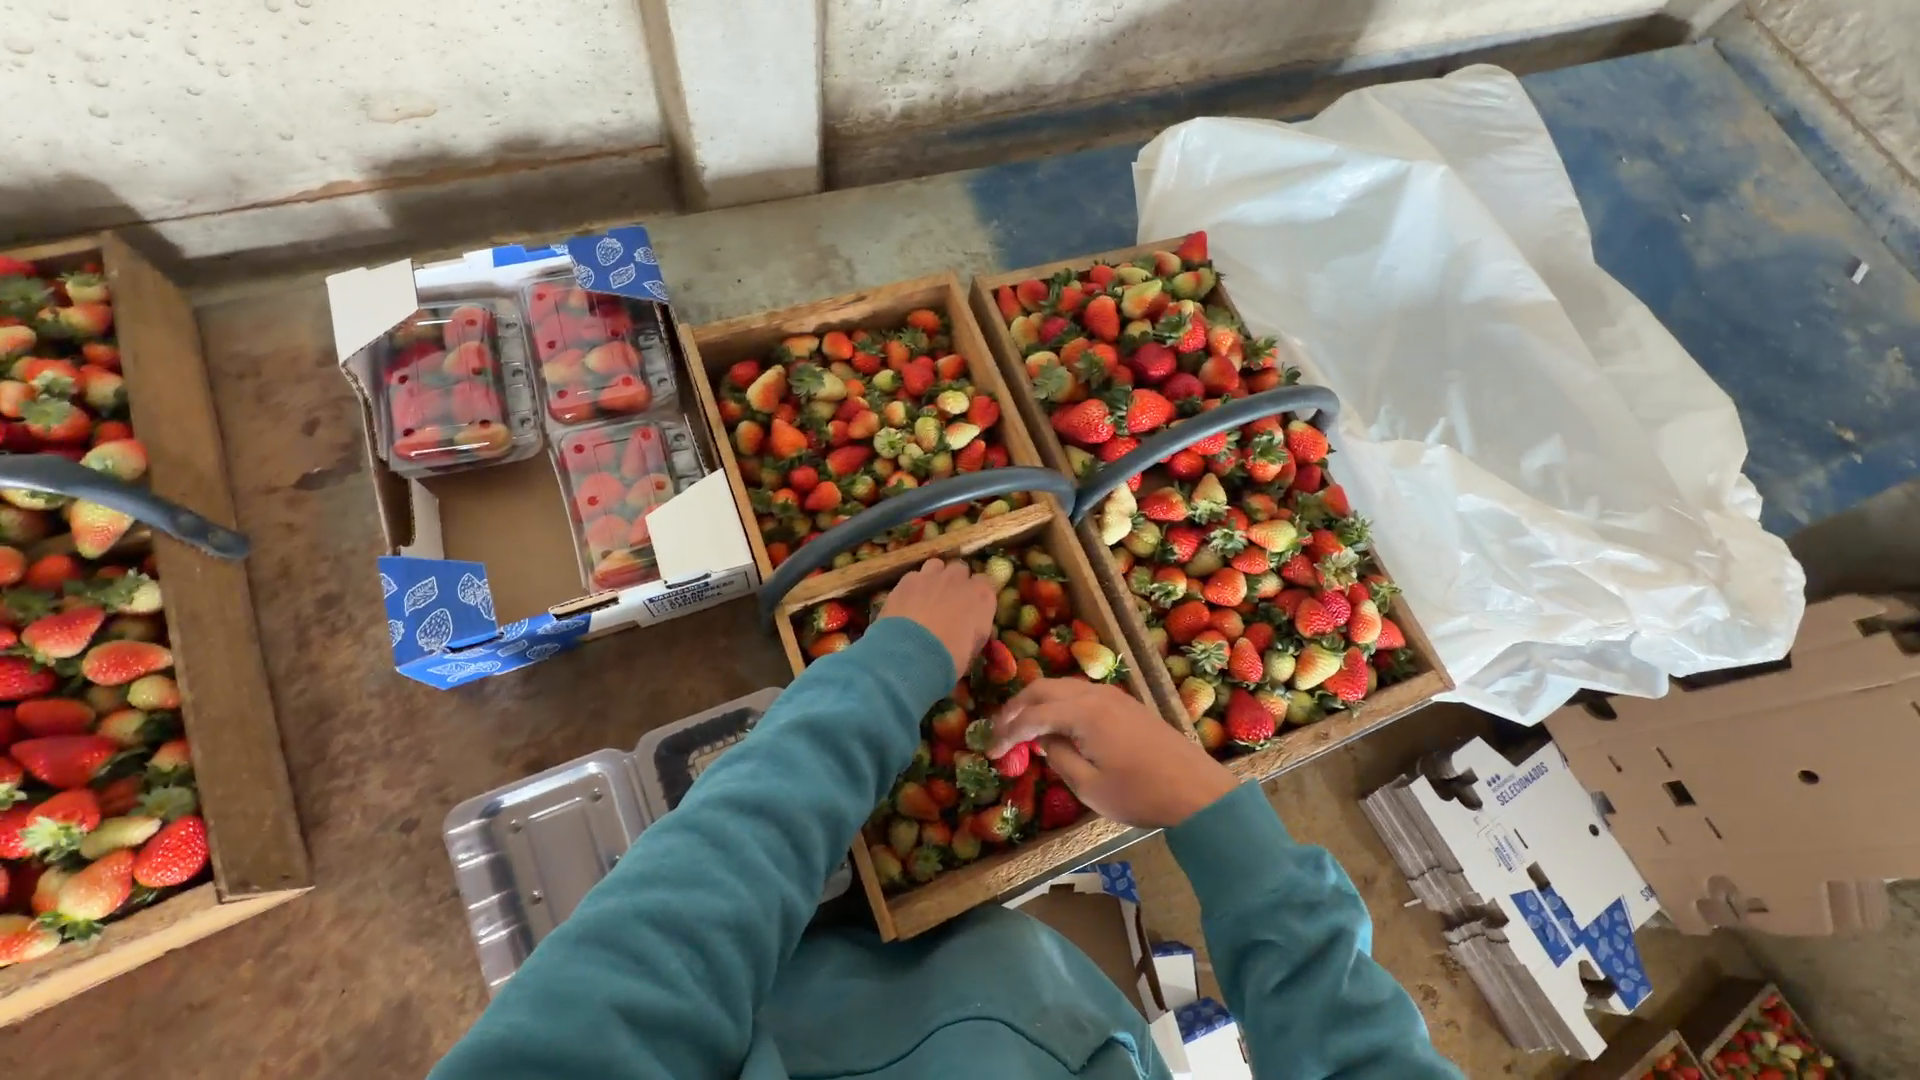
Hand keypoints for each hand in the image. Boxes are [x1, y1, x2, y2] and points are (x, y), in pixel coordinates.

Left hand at [875, 558, 998, 681]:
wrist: (911, 655)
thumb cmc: (949, 659)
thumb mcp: (973, 650)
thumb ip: (975, 630)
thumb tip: (971, 628)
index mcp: (982, 597)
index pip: (986, 583)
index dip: (976, 595)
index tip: (972, 607)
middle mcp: (959, 580)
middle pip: (960, 569)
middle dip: (956, 581)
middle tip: (949, 601)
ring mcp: (931, 576)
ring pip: (936, 565)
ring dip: (935, 577)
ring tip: (927, 596)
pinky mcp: (907, 580)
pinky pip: (914, 576)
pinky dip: (913, 586)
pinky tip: (907, 602)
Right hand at [989, 679, 1238, 828]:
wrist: (1197, 790)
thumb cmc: (1141, 794)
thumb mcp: (1090, 787)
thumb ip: (1059, 757)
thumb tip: (1043, 740)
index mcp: (1084, 712)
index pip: (1032, 716)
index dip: (1007, 733)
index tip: (989, 751)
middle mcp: (1095, 694)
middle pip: (1043, 688)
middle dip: (1016, 708)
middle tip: (998, 730)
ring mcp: (1113, 695)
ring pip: (1062, 686)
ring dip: (1037, 702)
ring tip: (1020, 725)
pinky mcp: (1125, 703)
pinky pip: (1080, 692)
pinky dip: (1058, 702)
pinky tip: (1054, 722)